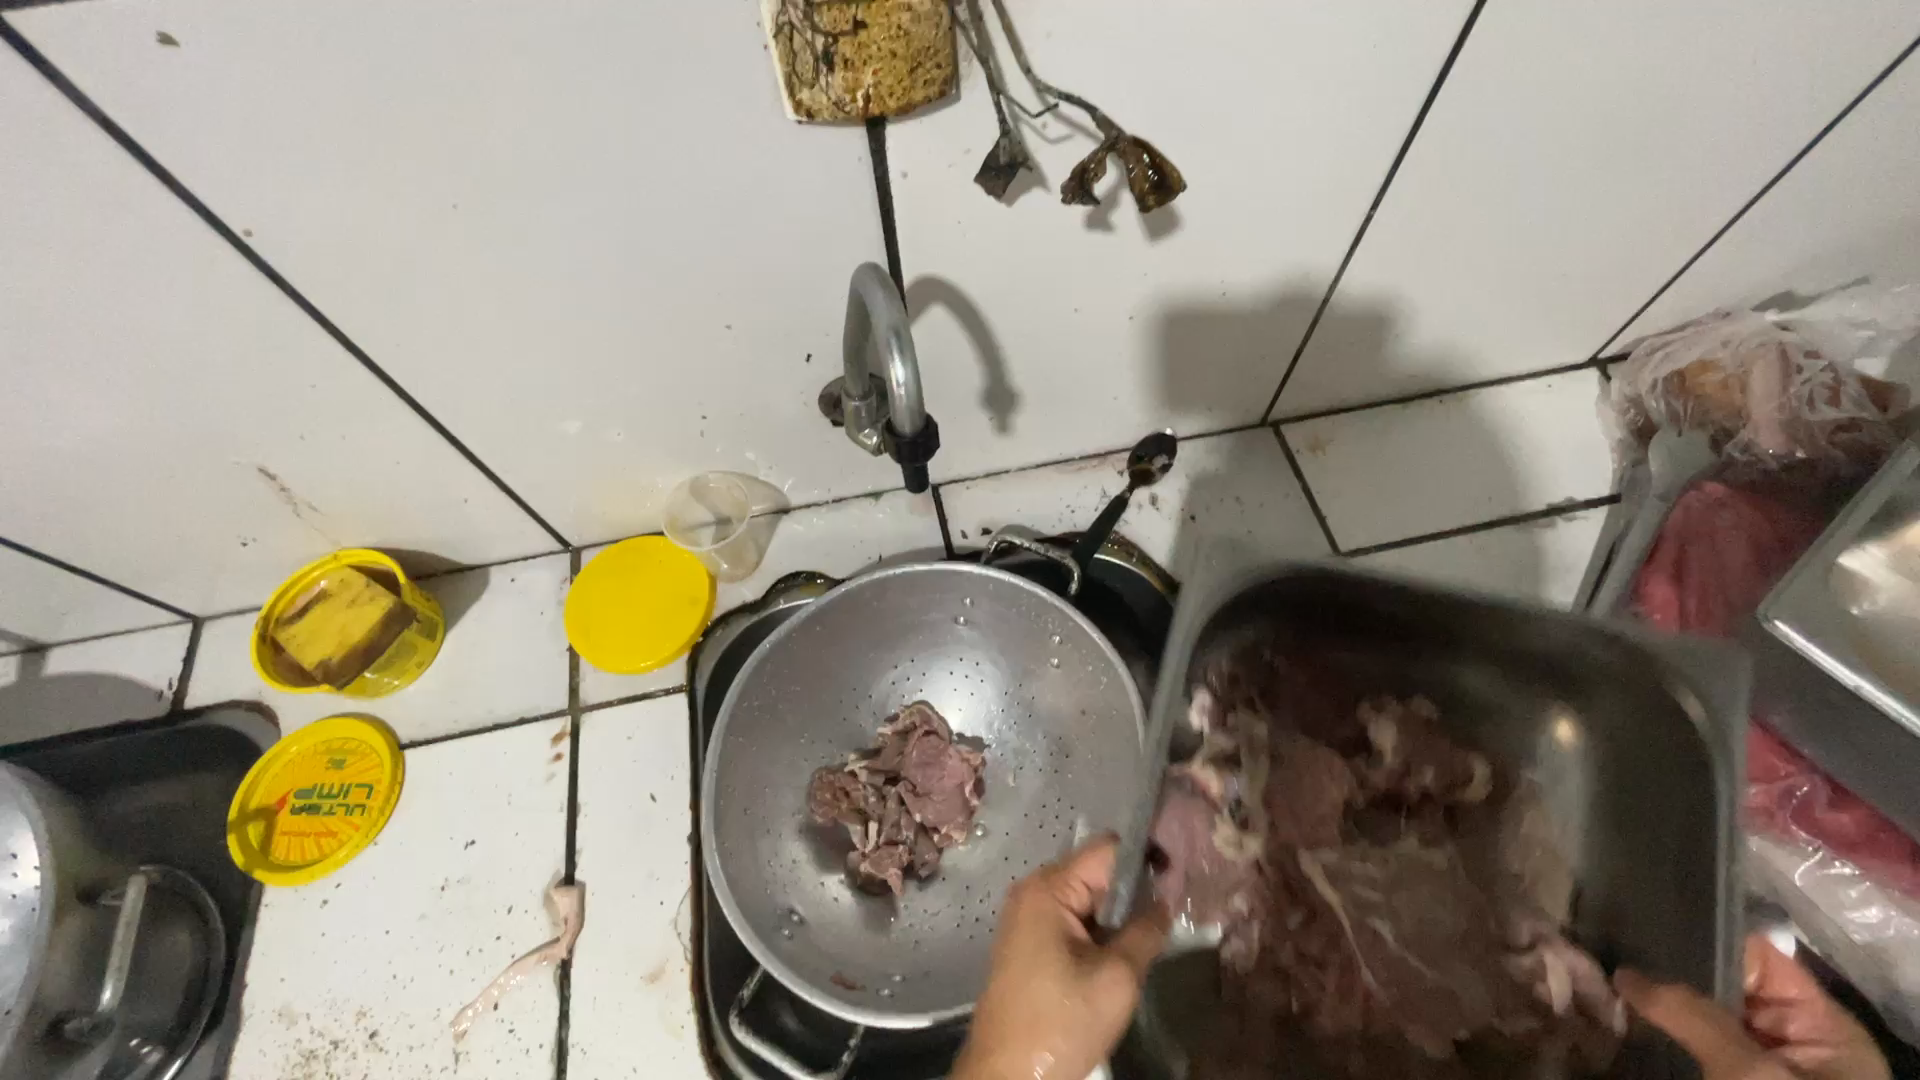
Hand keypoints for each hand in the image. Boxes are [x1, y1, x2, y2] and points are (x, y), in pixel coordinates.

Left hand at [952, 835, 1170, 1079]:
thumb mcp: (1116, 978)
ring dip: (1115, 915)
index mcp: (1048, 888)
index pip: (1106, 850)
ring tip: (1148, 936)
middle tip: (1166, 916)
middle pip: (1093, 872)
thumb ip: (1146, 932)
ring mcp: (1025, 917)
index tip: (1176, 876)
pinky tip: (1116, 955)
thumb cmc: (1062, 1021)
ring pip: (1084, 899)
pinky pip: (1069, 920)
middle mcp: (1032, 891)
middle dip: (1131, 890)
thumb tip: (1164, 901)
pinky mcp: (1026, 942)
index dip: (1144, 857)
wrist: (1008, 1074)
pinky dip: (1095, 930)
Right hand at [1614, 934, 1888, 1079]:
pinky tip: (1619, 1015)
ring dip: (1655, 1001)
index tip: (1636, 919)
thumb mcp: (1751, 1073)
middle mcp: (1791, 1036)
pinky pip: (1689, 1046)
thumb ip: (1688, 1013)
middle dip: (1665, 969)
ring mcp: (1760, 1065)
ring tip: (1601, 979)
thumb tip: (1622, 971)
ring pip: (1698, 1014)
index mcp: (1818, 1023)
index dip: (1697, 932)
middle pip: (1720, 982)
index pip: (1751, 953)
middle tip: (1606, 951)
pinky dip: (1657, 1031)